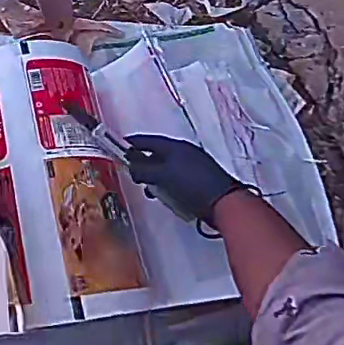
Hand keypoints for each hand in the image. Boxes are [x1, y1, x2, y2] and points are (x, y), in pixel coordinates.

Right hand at [124, 134, 246, 222]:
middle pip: (156, 154)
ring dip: (156, 178)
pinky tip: (166, 196)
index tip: (118, 147)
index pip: (148, 140)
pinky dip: (167, 185)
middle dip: (143, 164)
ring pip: (165, 168)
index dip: (132, 143)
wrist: (225, 204)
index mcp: (175, 146)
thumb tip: (130, 167)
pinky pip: (176, 179)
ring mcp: (193, 166)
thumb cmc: (192, 184)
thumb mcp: (162, 176)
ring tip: (151, 190)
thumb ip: (143, 170)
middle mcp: (184, 152)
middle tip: (134, 174)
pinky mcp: (199, 181)